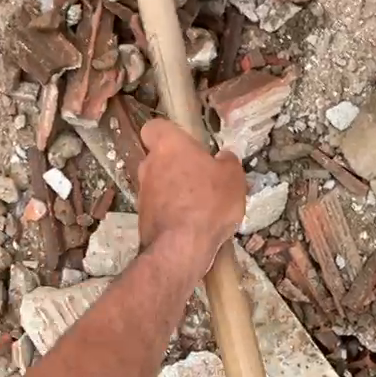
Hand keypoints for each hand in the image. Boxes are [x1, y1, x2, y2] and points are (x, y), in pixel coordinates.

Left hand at [136, 118, 244, 272]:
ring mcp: (142, 195)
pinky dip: (172, 215)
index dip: (168, 134)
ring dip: (175, 193)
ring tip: (200, 208)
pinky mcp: (142, 220)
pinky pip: (160, 210)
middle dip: (176, 168)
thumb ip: (227, 163)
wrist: (181, 248)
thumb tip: (223, 158)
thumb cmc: (209, 202)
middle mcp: (148, 167)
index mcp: (168, 146)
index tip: (185, 145)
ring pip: (158, 187)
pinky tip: (192, 226)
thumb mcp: (233, 178)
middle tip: (200, 180)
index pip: (154, 128)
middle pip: (158, 160)